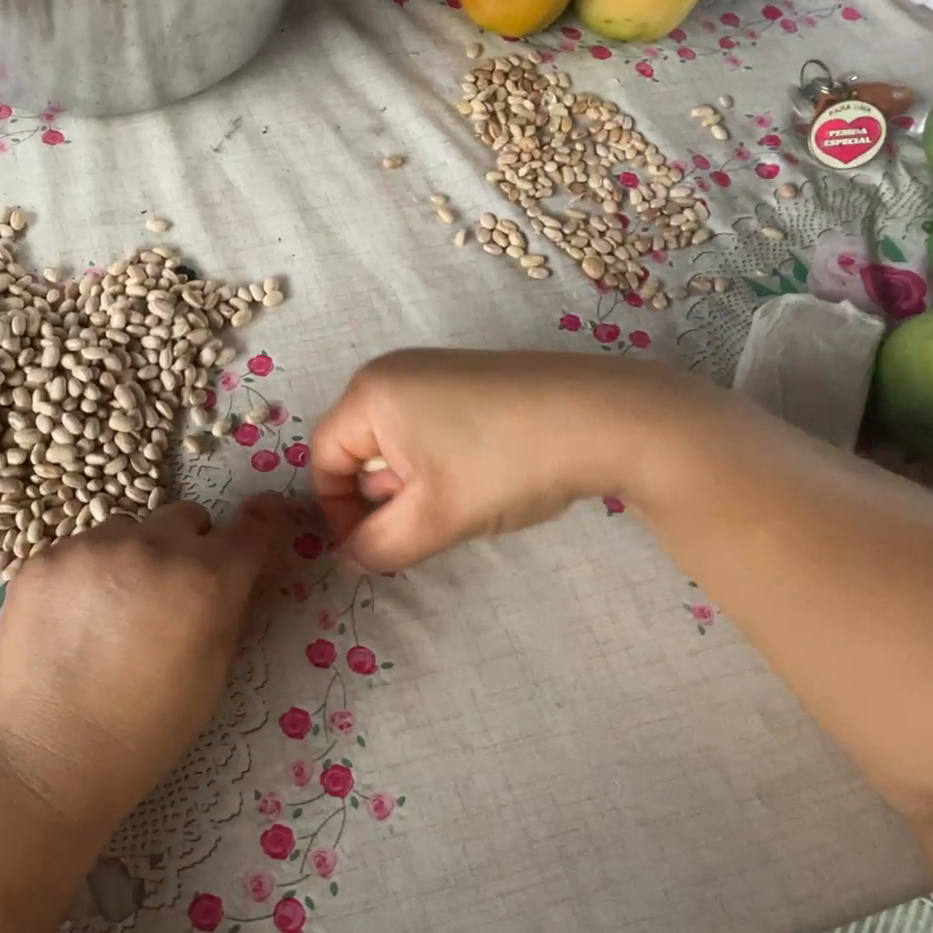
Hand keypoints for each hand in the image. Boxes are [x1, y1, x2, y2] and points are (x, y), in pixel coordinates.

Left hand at [0, 495, 294, 828]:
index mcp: (205, 581)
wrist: (47, 759)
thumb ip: (228, 610)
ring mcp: (90, 546)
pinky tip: (71, 618)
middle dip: (190, 545)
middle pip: (187, 517)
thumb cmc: (144, 733)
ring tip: (112, 608)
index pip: (249, 529)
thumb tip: (236, 574)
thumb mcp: (212, 675)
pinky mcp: (43, 557)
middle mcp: (151, 548)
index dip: (260, 525)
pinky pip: (80, 547)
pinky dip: (86, 572)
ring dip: (135, 554)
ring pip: (129, 527)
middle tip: (172, 591)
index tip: (262, 521)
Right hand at [311, 349, 711, 570]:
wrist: (609, 418)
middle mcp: (393, 373)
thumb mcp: (433, 517)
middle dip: (383, 499)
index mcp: (370, 393)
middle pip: (359, 451)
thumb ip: (377, 547)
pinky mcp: (469, 382)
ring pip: (397, 446)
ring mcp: (434, 373)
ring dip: (415, 487)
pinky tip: (483, 481)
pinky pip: (429, 431)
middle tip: (423, 527)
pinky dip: (441, 466)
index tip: (369, 549)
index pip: (323, 459)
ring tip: (461, 505)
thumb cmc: (503, 463)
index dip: (337, 512)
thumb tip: (348, 559)